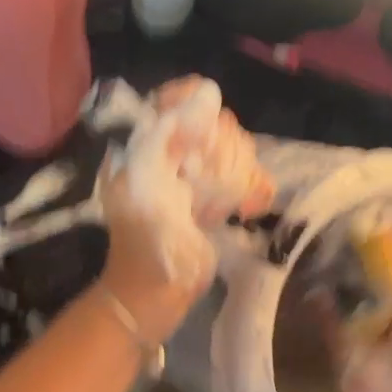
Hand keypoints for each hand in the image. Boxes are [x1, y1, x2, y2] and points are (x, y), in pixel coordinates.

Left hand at [96, 77, 272, 345]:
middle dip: (222, 148)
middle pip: (210, 122)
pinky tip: (247, 209)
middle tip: (215, 178)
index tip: (210, 137)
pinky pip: (242, 176)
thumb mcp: (149, 186)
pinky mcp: (208, 197)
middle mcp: (166, 153)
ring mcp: (189, 176)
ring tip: (233, 202)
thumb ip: (168, 139)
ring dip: (239, 172)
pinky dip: (250, 190)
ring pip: (231, 148)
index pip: (173, 101)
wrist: (152, 298)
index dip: (197, 111)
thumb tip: (207, 92)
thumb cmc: (145, 244)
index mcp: (140, 145)